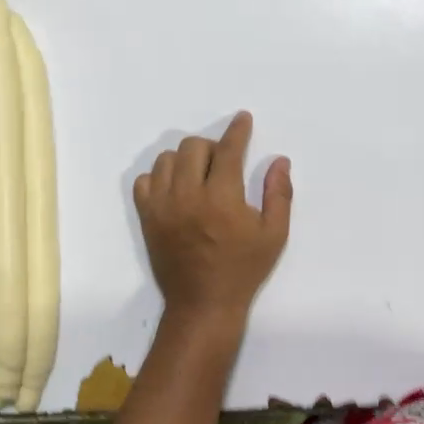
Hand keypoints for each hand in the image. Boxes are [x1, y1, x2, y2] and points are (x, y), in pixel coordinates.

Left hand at [134, 112, 292, 317]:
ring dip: (185, 159)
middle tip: (223, 163)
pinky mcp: (147, 218)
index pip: (228, 150)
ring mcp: (162, 206)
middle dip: (212, 147)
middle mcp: (188, 195)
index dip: (237, 130)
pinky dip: (160, 177)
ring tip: (199, 175)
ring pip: (166, 159)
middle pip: (193, 147)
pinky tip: (176, 190)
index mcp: (222, 198)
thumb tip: (280, 161)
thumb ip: (278, 194)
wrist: (203, 304)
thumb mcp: (274, 234)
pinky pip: (144, 181)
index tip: (242, 119)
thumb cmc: (243, 269)